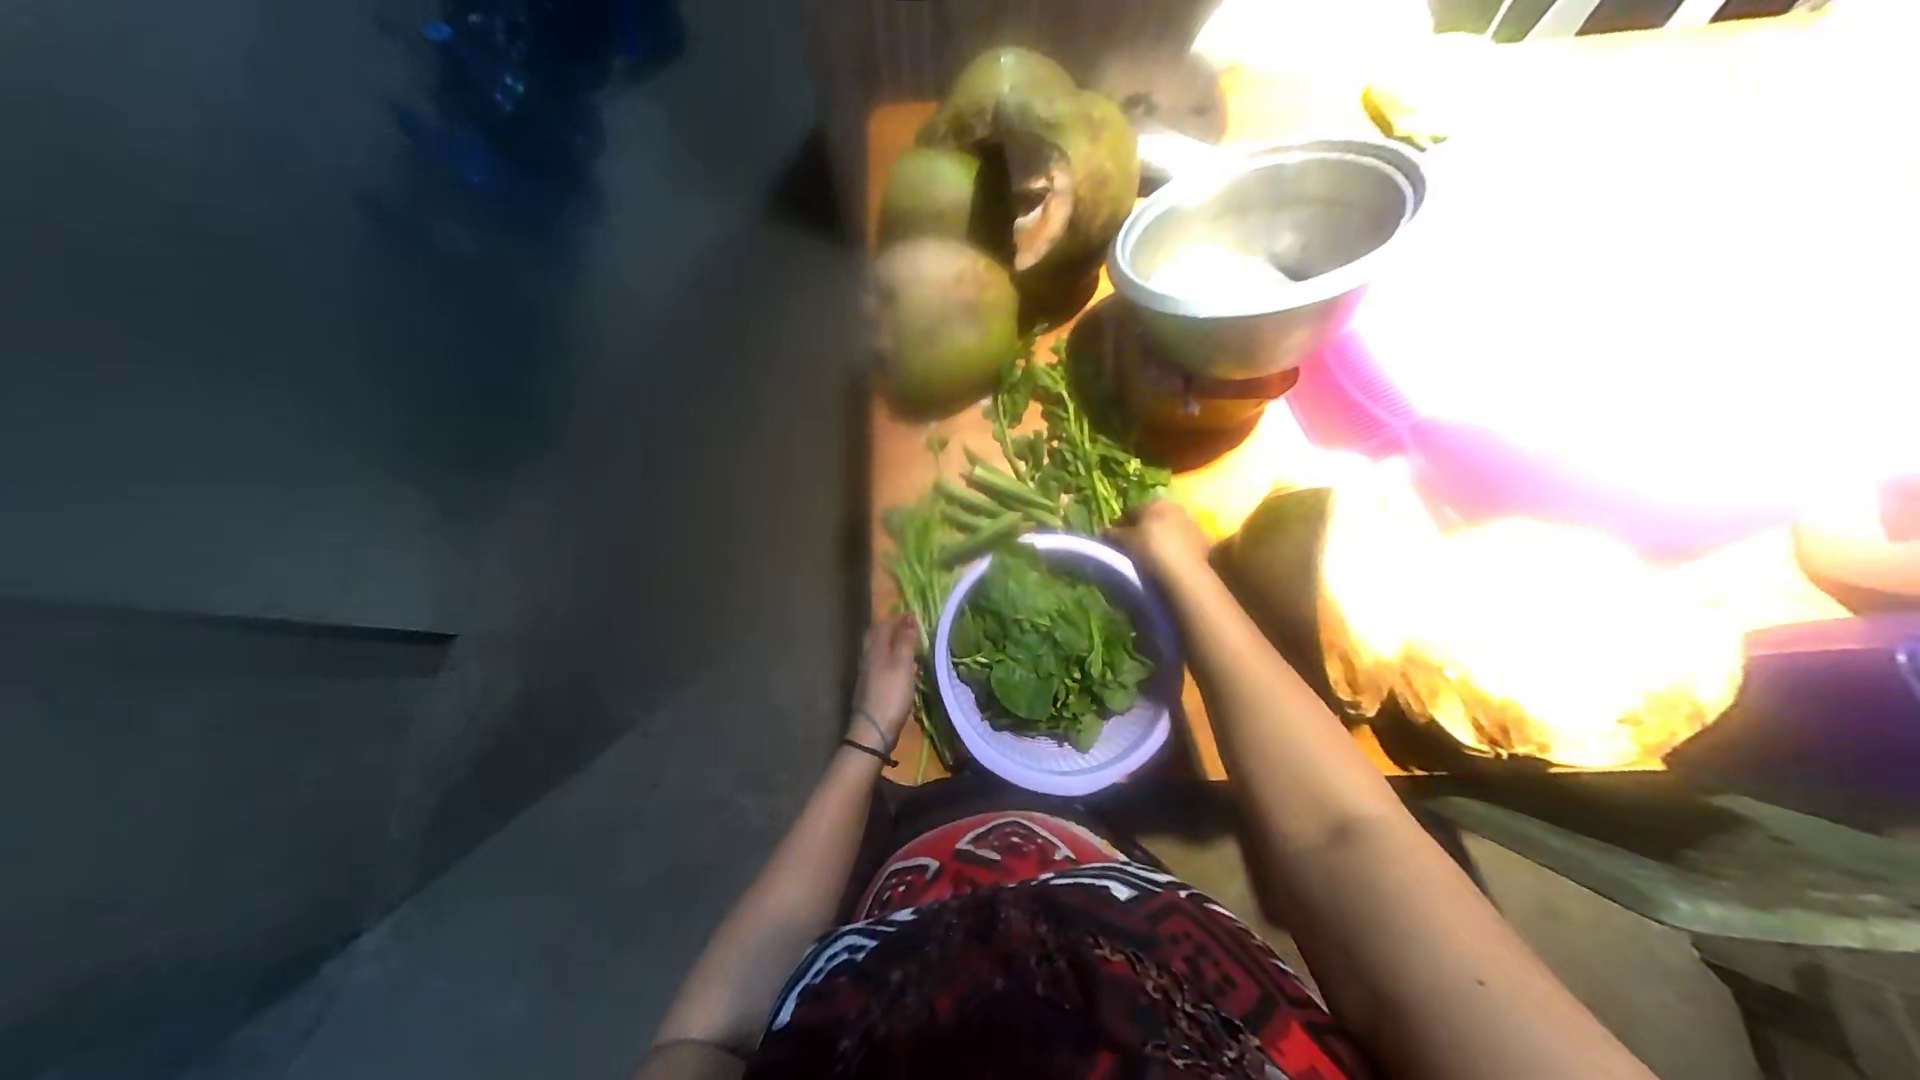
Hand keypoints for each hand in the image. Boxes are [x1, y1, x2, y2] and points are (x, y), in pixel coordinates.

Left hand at [847, 614, 917, 752]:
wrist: (874, 729)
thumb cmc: (891, 693)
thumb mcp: (903, 663)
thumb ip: (905, 640)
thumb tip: (908, 617)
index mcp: (875, 648)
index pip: (882, 625)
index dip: (897, 618)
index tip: (913, 615)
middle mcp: (868, 658)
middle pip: (876, 637)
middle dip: (890, 629)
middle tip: (908, 627)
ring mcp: (867, 674)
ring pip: (877, 651)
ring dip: (890, 644)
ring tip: (907, 645)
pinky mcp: (871, 688)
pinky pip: (880, 665)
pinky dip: (890, 660)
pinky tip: (900, 667)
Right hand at [1110, 499, 1211, 582]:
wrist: (1183, 571)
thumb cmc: (1148, 548)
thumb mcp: (1123, 541)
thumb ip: (1112, 533)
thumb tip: (1104, 531)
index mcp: (1154, 502)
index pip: (1132, 511)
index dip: (1122, 525)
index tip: (1116, 539)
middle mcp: (1175, 506)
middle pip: (1153, 518)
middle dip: (1144, 529)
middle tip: (1134, 547)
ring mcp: (1192, 522)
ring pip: (1170, 529)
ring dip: (1161, 538)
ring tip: (1152, 556)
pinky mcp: (1203, 540)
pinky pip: (1183, 541)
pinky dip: (1176, 548)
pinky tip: (1169, 561)